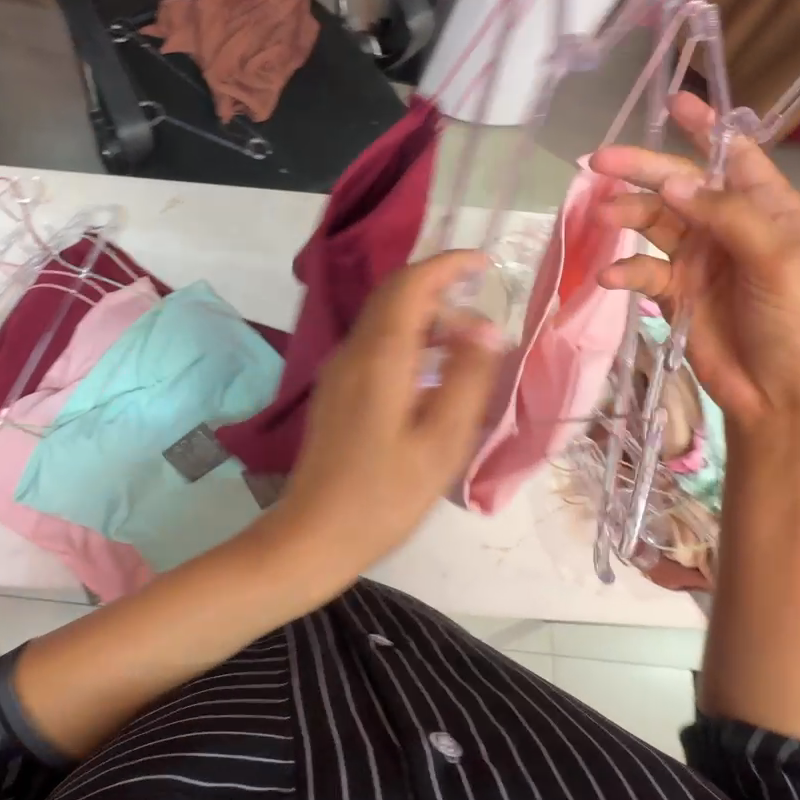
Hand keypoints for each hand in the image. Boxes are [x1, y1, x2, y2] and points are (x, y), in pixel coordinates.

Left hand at [257, 251, 503, 584]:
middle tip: (485, 327)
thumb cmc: (385, 495)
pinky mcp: (336, 393)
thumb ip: (468, 378)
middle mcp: (352, 353)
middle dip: (441, 296)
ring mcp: (338, 372)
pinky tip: (434, 382)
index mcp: (379, 356)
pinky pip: (375, 350)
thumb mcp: (442, 441)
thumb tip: (485, 327)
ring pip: (384, 324)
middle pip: (394, 298)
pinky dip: (410, 347)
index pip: (410, 284)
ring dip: (427, 324)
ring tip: (469, 357)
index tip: (485, 265)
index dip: (448, 265)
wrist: (314, 534)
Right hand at [590, 92, 799, 431]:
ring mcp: (700, 261)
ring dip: (628, 216)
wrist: (786, 394)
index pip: (735, 157)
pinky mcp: (675, 295)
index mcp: (769, 210)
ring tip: (603, 216)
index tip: (674, 102)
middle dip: (643, 171)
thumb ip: (726, 215)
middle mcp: (730, 228)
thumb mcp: (779, 259)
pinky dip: (623, 270)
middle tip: (599, 161)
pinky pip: (642, 271)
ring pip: (655, 223)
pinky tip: (610, 277)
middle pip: (681, 187)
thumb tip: (674, 179)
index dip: (706, 129)